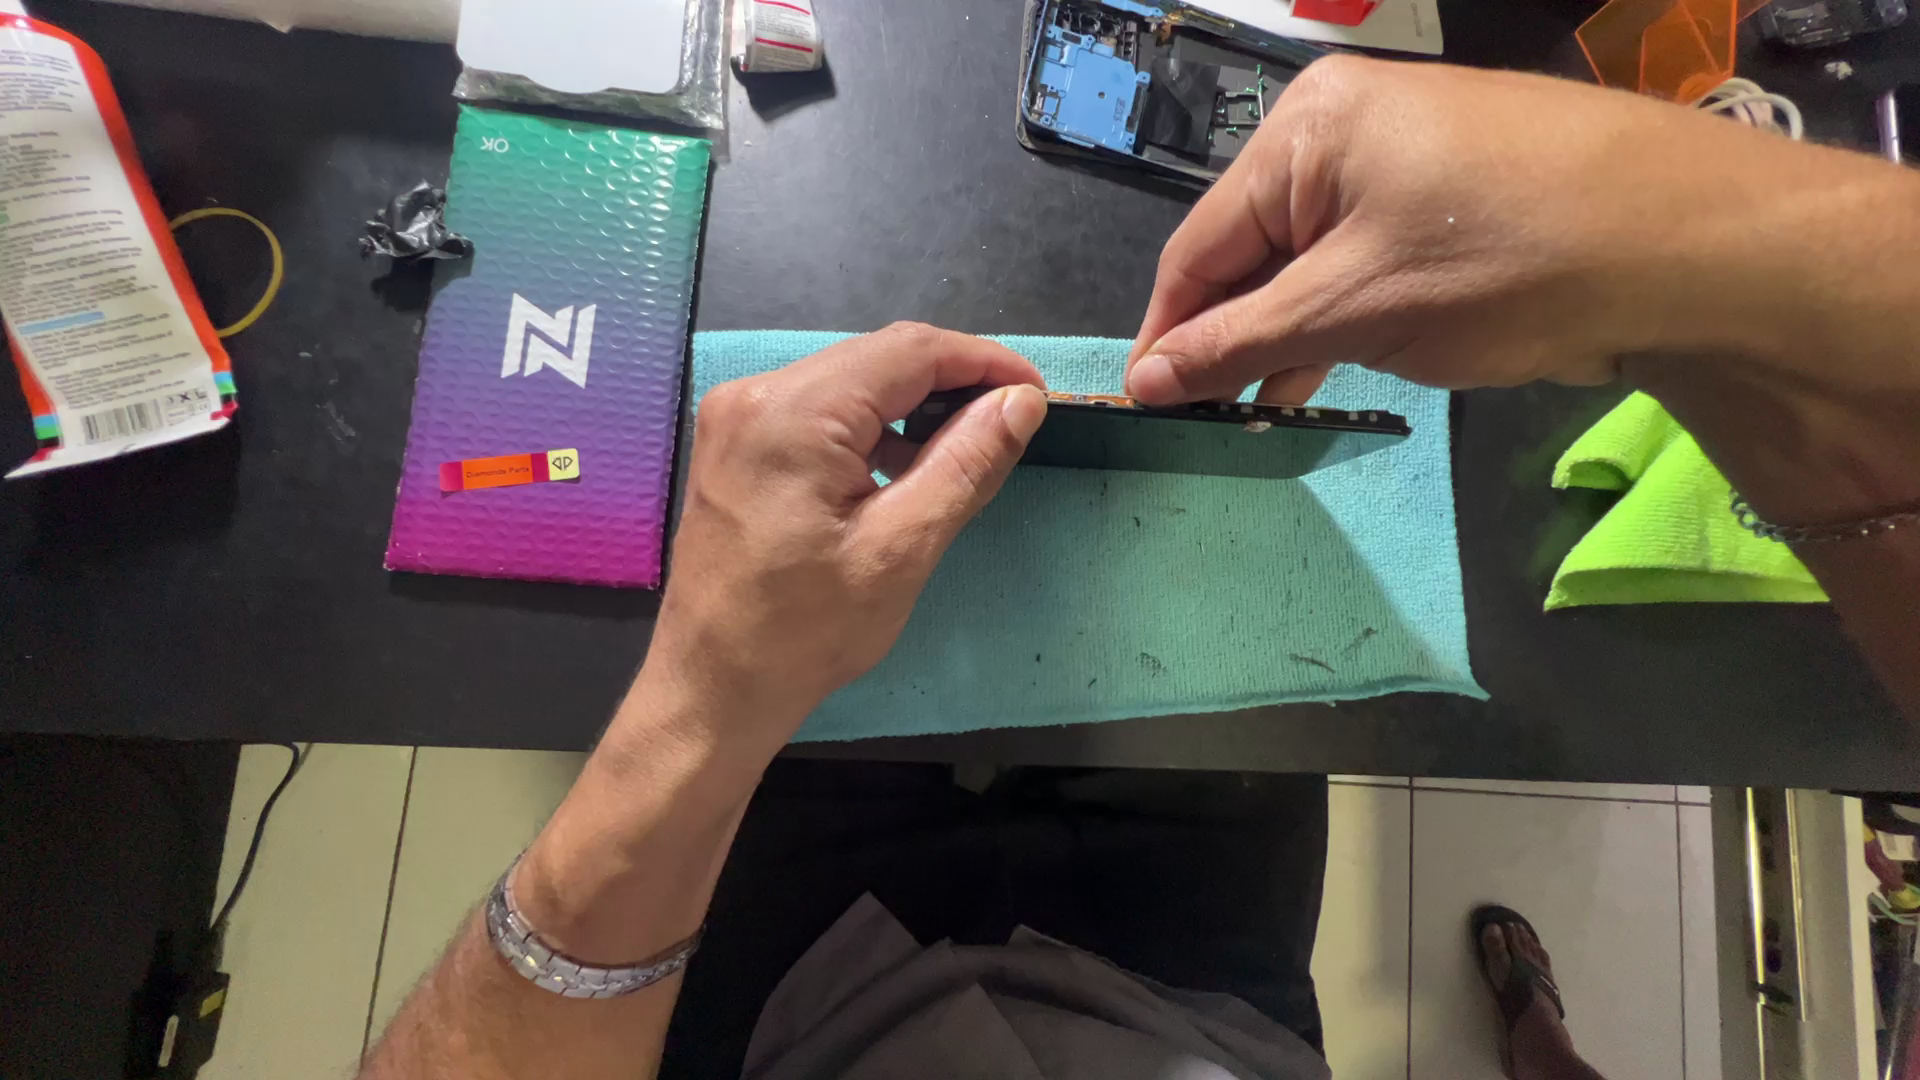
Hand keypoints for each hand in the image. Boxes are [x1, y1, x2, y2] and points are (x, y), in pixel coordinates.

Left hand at [644, 323, 1047, 749]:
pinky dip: (871, 429)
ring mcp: (739, 418)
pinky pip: (820, 413)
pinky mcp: (738, 445)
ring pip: (850, 383)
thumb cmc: (807, 631)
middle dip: (951, 381)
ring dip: (912, 405)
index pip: (908, 350)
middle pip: (876, 359)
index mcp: (793, 411)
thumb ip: (966, 464)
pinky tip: (903, 465)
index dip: (982, 361)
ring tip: (966, 445)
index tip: (1035, 394)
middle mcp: (757, 394)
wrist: (715, 687)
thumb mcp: (901, 548)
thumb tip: (1021, 402)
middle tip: (1010, 420)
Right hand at [1125, 56, 1916, 407]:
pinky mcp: (1420, 214)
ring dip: (1265, 343)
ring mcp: (1383, 175)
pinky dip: (1315, 331)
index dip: (1164, 330)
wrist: (1698, 255)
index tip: (1141, 398)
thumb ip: (1231, 346)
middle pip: (1241, 258)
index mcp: (1303, 134)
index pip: (1198, 248)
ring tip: (1241, 411)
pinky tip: (1296, 383)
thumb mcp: (1344, 310)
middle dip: (1219, 339)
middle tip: (1197, 413)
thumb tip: (1142, 382)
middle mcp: (1334, 140)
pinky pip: (1337, 276)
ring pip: (1288, 273)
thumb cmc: (1500, 264)